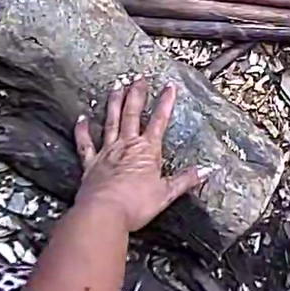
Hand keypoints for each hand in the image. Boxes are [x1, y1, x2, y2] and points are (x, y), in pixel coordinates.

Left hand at [72, 78, 207, 232]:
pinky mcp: (91, 163)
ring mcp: (107, 152)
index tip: (169, 86)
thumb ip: (185, 180)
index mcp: (147, 150)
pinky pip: (85, 143)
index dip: (166, 102)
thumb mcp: (166, 194)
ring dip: (114, 102)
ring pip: (112, 121)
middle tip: (139, 76)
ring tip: (117, 85)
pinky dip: (83, 130)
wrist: (104, 213)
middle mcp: (127, 145)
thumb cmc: (136, 205)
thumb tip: (207, 170)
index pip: (159, 121)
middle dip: (137, 93)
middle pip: (133, 113)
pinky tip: (81, 118)